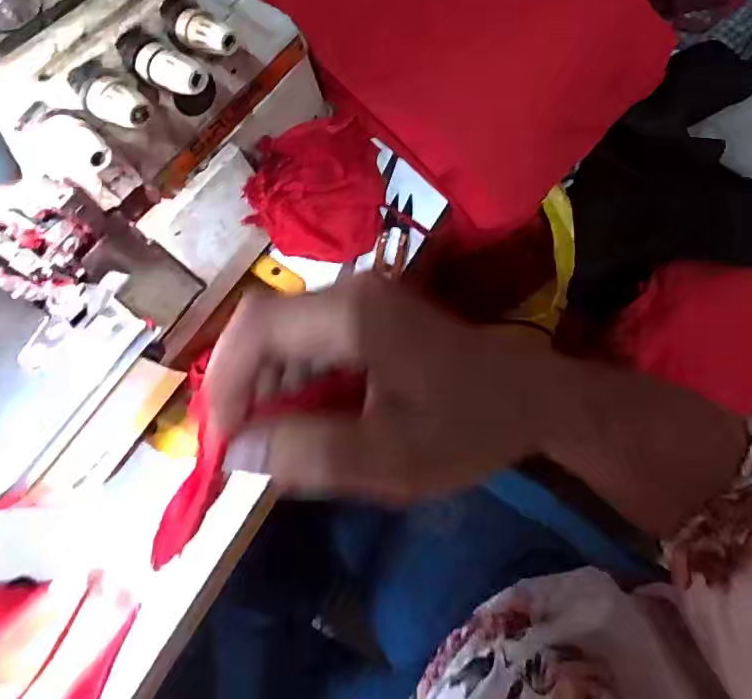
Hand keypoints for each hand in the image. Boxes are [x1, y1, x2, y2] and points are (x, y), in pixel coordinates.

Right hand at [203, 275, 565, 503]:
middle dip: (243, 388)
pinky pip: (308, 338)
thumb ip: (308, 454)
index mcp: (351, 315)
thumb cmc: (466, 425)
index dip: (224, 382)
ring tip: (281, 442)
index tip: (222, 443)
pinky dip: (294, 379)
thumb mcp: (389, 458)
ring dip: (268, 387)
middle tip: (246, 450)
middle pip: (264, 326)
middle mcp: (349, 292)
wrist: (528, 394)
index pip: (255, 327)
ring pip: (282, 332)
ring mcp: (359, 297)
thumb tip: (236, 453)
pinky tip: (311, 418)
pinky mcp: (367, 311)